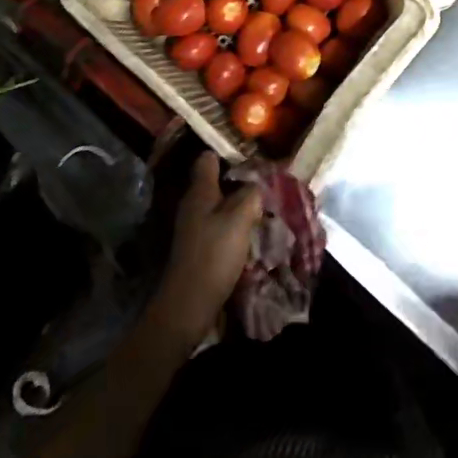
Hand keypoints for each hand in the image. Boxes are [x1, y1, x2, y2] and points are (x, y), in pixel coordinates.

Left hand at [150, 153, 262, 344]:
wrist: (190, 302)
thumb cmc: (214, 254)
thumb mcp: (238, 219)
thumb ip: (250, 195)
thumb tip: (256, 183)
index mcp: (200, 190)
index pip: (208, 158)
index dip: (230, 154)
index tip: (254, 158)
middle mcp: (193, 203)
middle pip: (216, 181)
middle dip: (240, 182)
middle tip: (267, 184)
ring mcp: (194, 225)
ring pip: (219, 205)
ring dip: (239, 205)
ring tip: (265, 207)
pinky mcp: (199, 245)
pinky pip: (219, 225)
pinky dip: (234, 225)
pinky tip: (252, 233)